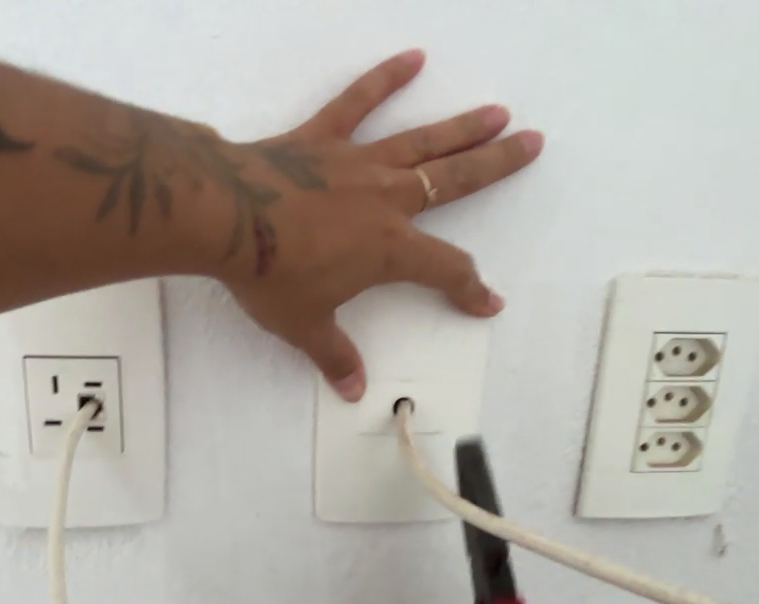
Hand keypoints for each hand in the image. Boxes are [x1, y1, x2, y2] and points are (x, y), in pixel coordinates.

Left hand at [220, 50, 542, 400]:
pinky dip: (385, 79)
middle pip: (453, 180)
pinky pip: (357, 102)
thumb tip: (353, 391)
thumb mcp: (304, 326)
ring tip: (496, 112)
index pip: (445, 269)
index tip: (489, 301)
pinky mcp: (321, 138)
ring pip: (420, 140)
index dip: (470, 289)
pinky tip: (413, 58)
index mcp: (388, 249)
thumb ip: (335, 356)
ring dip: (461, 127)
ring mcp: (356, 162)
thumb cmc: (270, 277)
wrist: (225, 220)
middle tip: (532, 143)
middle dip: (495, 165)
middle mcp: (385, 199)